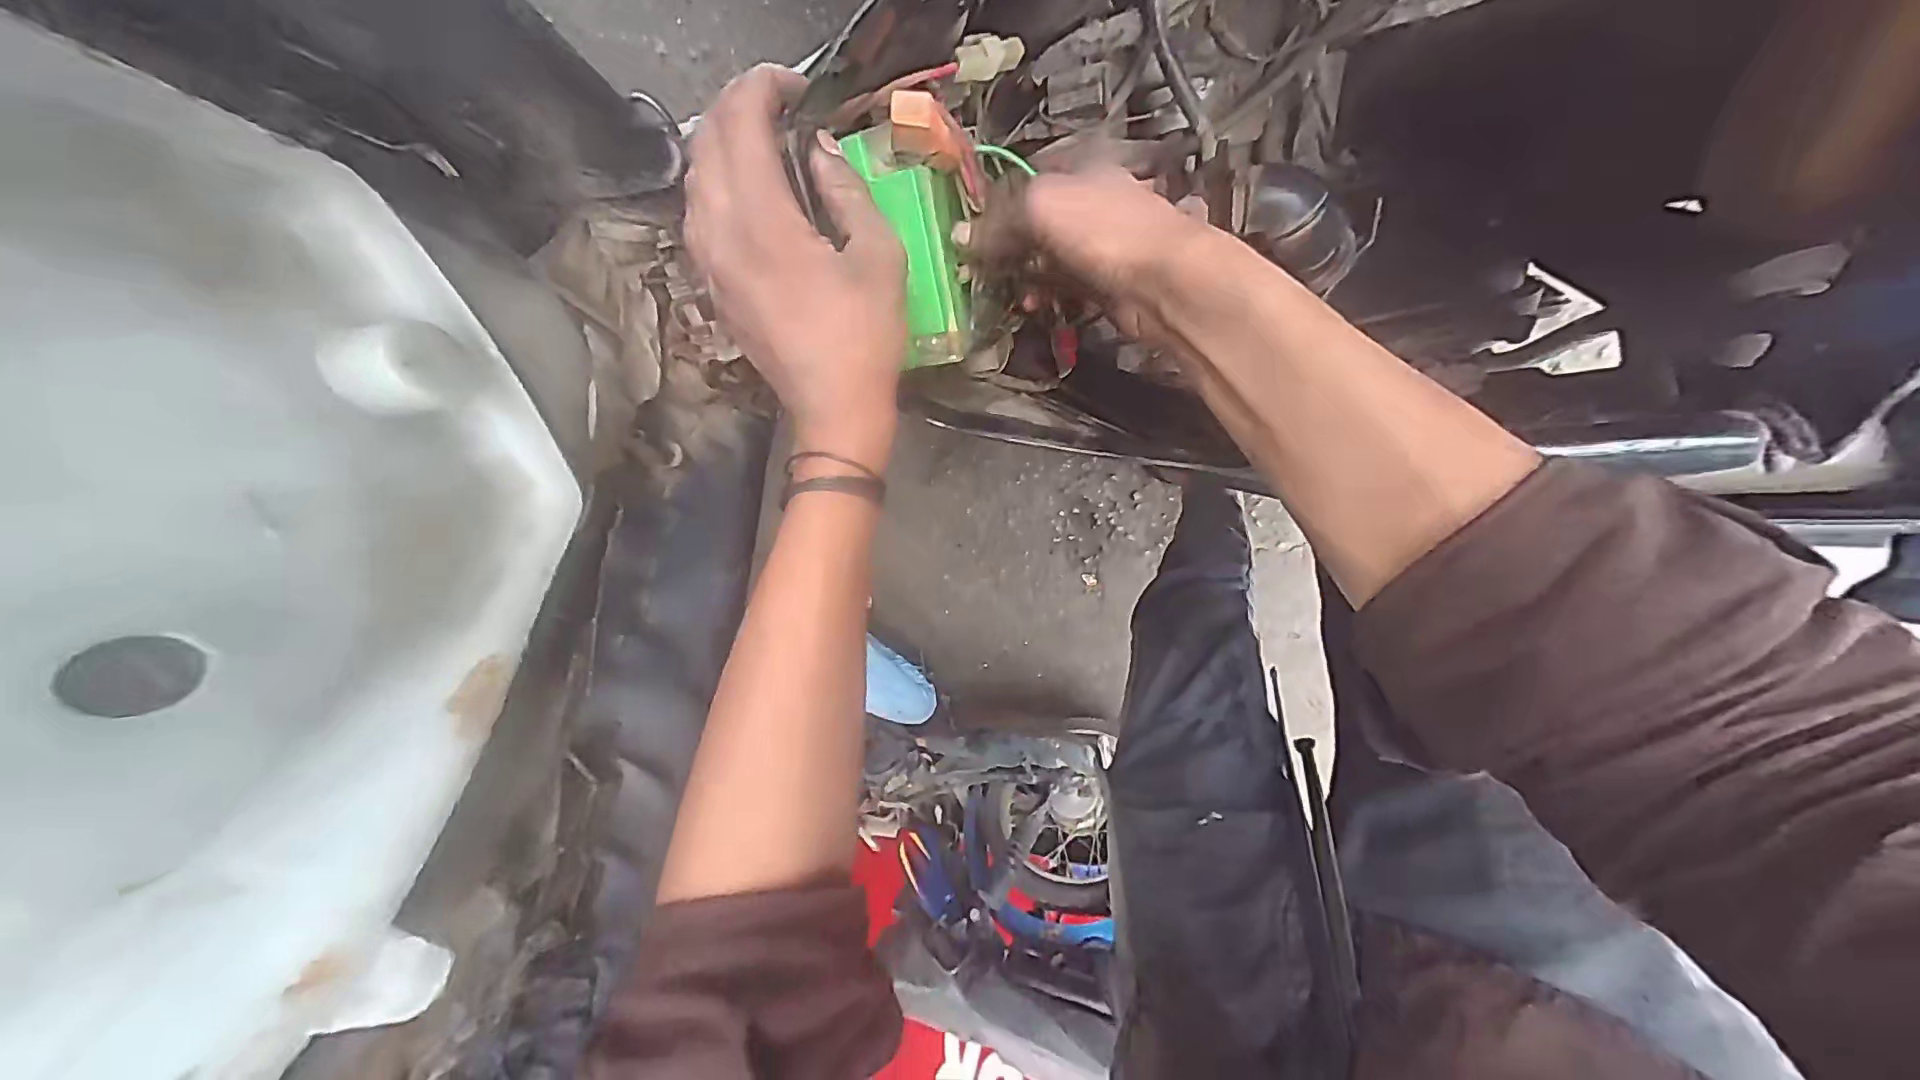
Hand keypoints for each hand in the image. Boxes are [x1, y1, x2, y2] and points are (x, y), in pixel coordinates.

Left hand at [685, 66, 907, 470]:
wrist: (834, 408)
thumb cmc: (866, 337)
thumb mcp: (878, 257)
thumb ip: (847, 191)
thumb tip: (819, 150)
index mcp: (764, 223)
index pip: (739, 124)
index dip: (762, 88)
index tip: (795, 87)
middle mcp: (721, 235)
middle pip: (704, 143)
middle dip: (735, 108)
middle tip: (777, 108)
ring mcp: (710, 265)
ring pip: (694, 180)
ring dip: (720, 147)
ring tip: (761, 145)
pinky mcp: (713, 288)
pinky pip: (698, 218)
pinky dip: (715, 187)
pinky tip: (746, 195)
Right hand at [965, 168, 1212, 340]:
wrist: (1161, 282)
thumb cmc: (1102, 229)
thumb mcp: (1041, 207)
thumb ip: (999, 220)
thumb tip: (960, 237)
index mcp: (1080, 165)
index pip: (1025, 176)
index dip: (996, 201)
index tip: (972, 230)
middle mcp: (1089, 200)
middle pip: (1034, 221)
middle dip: (1007, 247)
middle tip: (983, 270)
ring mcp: (1098, 243)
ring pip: (1046, 258)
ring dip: (1024, 277)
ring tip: (1011, 293)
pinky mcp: (1103, 282)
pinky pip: (1063, 286)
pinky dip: (1046, 295)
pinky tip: (1033, 306)